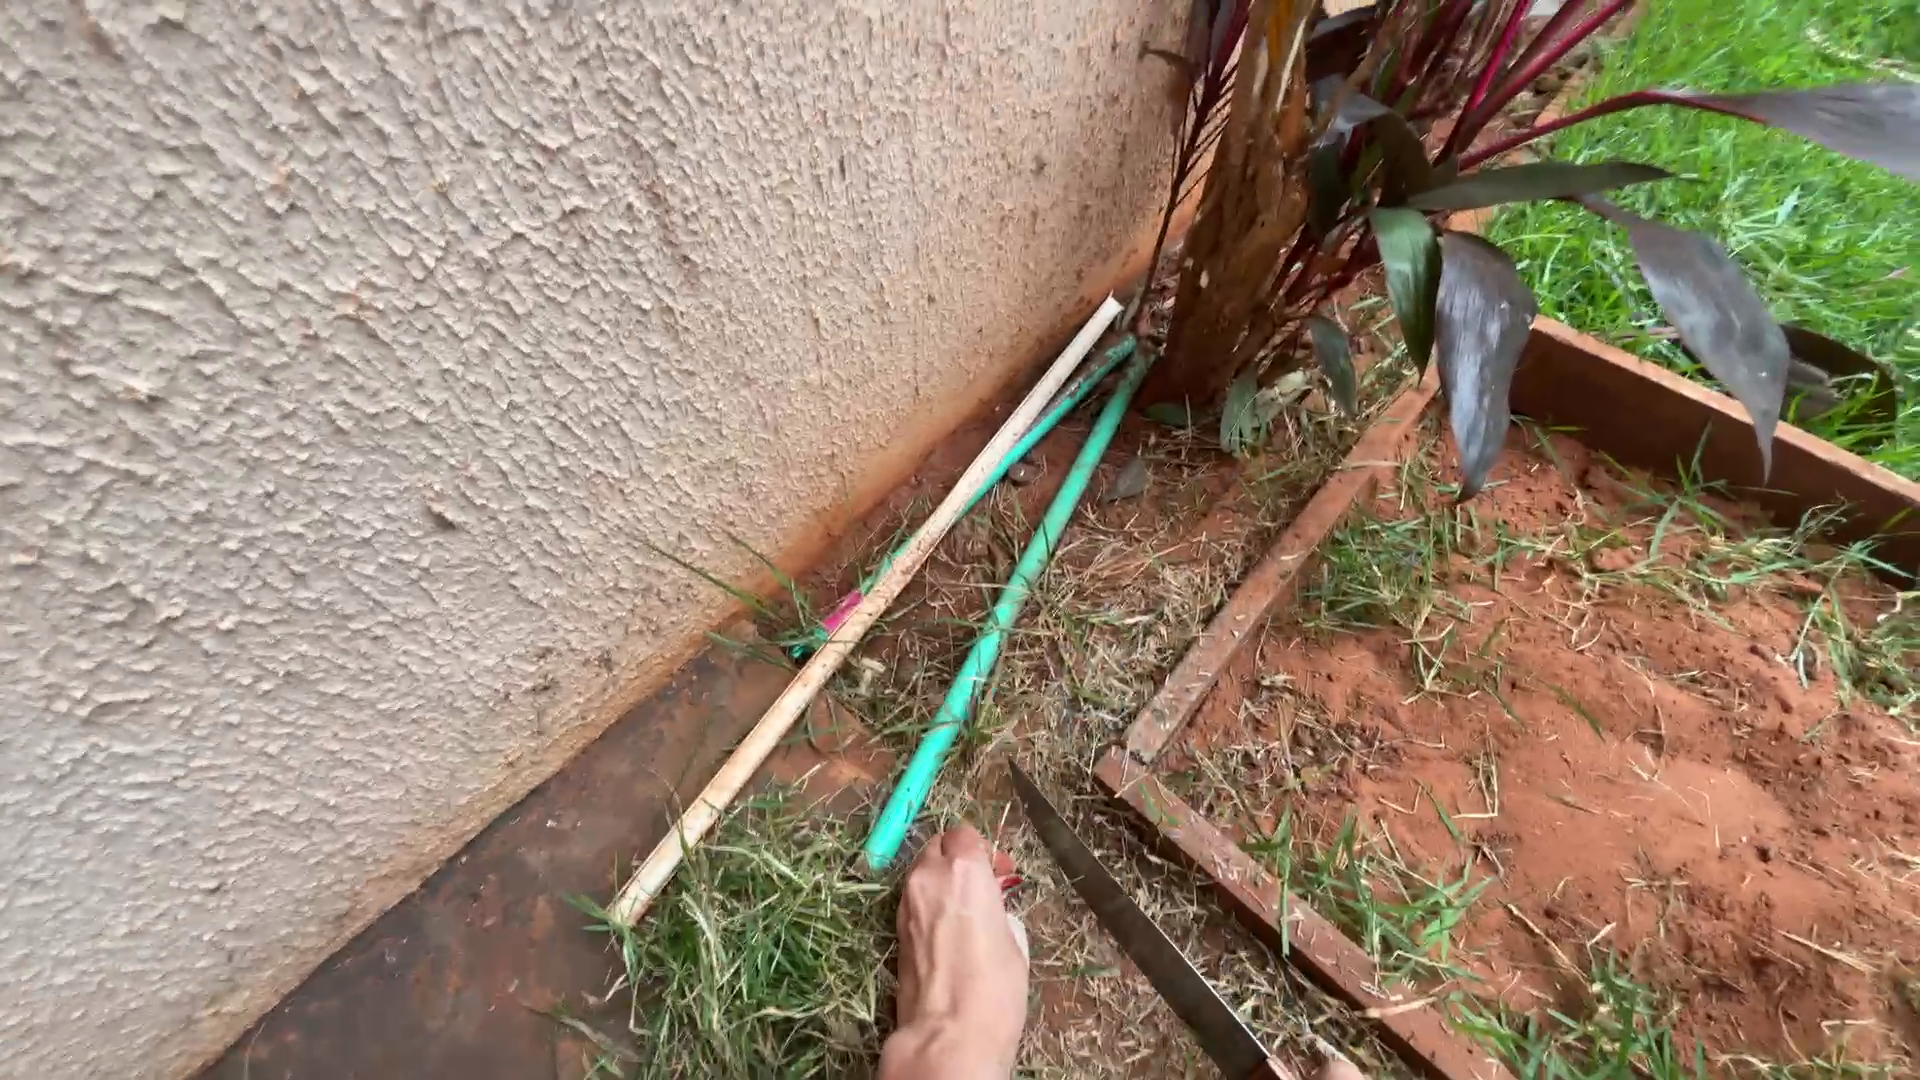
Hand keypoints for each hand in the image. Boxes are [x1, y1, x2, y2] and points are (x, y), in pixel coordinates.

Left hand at [878, 827, 1028, 1079]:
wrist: (949, 1035)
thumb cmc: (995, 988)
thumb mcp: (1013, 938)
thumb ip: (997, 907)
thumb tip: (990, 907)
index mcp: (964, 869)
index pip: (965, 834)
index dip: (982, 850)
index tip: (998, 873)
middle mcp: (930, 875)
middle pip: (939, 846)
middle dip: (957, 858)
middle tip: (978, 886)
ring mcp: (907, 901)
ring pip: (922, 870)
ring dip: (940, 879)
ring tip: (961, 910)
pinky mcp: (894, 928)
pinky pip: (912, 898)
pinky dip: (927, 902)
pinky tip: (945, 929)